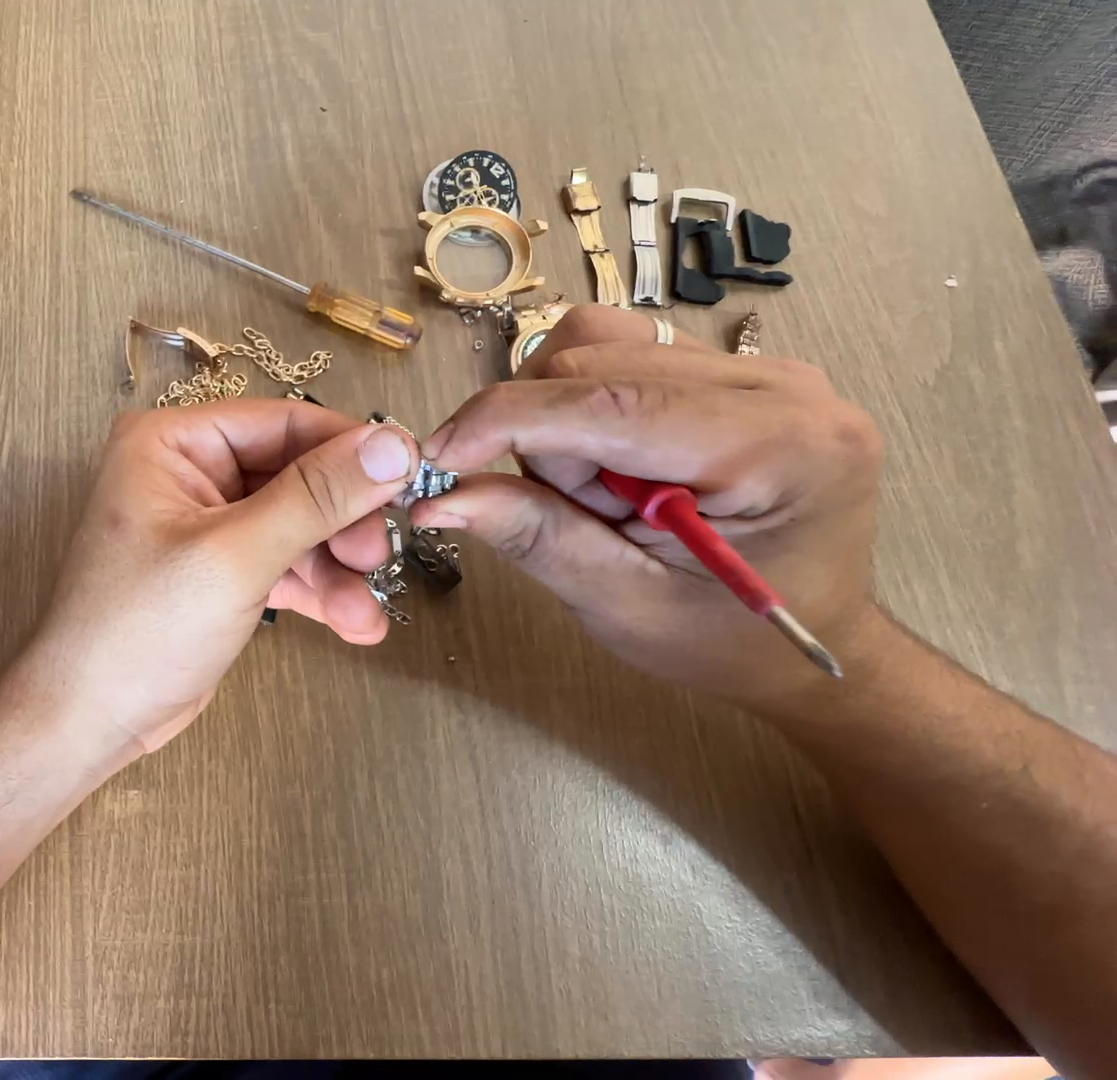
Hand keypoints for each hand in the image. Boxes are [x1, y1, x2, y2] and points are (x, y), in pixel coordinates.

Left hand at [21, 400, 418, 755]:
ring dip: (335, 568)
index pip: (281, 423)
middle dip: (342, 521)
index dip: (350, 449)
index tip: (411, 477)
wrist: (91, 719)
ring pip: (295, 526)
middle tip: (378, 557)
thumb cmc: (144, 628)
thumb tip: (395, 443)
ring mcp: (205, 525)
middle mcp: (188, 473)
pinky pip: (280, 564)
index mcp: (172, 443)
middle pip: (294, 475)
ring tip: (366, 612)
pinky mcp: (219, 572)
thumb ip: (317, 497)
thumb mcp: (236, 555)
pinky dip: (316, 592)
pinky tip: (355, 624)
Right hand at [411, 305, 884, 704]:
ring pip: (595, 344)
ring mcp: (756, 367)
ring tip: (593, 487)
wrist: (802, 639)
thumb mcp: (620, 603)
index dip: (506, 419)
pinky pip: (615, 347)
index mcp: (778, 450)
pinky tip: (601, 454)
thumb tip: (436, 497)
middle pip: (593, 361)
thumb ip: (535, 537)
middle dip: (543, 437)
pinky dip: (575, 398)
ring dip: (556, 415)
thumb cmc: (720, 640)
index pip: (610, 400)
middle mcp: (779, 385)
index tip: (435, 457)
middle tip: (568, 510)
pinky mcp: (727, 367)